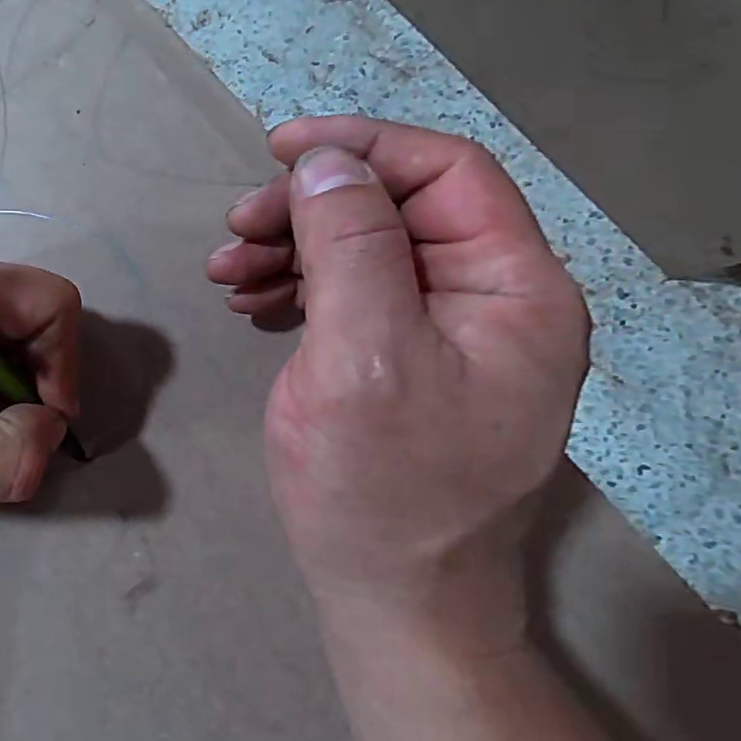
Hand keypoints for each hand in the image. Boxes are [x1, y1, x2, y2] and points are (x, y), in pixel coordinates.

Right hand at [207, 117, 588, 643]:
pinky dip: (296, 287)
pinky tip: (252, 304)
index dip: (363, 145)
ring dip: (290, 247)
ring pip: (363, 249)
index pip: (446, 173)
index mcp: (515, 289)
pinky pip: (349, 294)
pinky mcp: (400, 358)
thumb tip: (326, 160)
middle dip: (308, 207)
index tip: (277, 148)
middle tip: (233, 231)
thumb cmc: (380, 485)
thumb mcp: (361, 356)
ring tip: (226, 274)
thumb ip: (350, 247)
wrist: (389, 594)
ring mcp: (443, 332)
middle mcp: (490, 299)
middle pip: (395, 209)